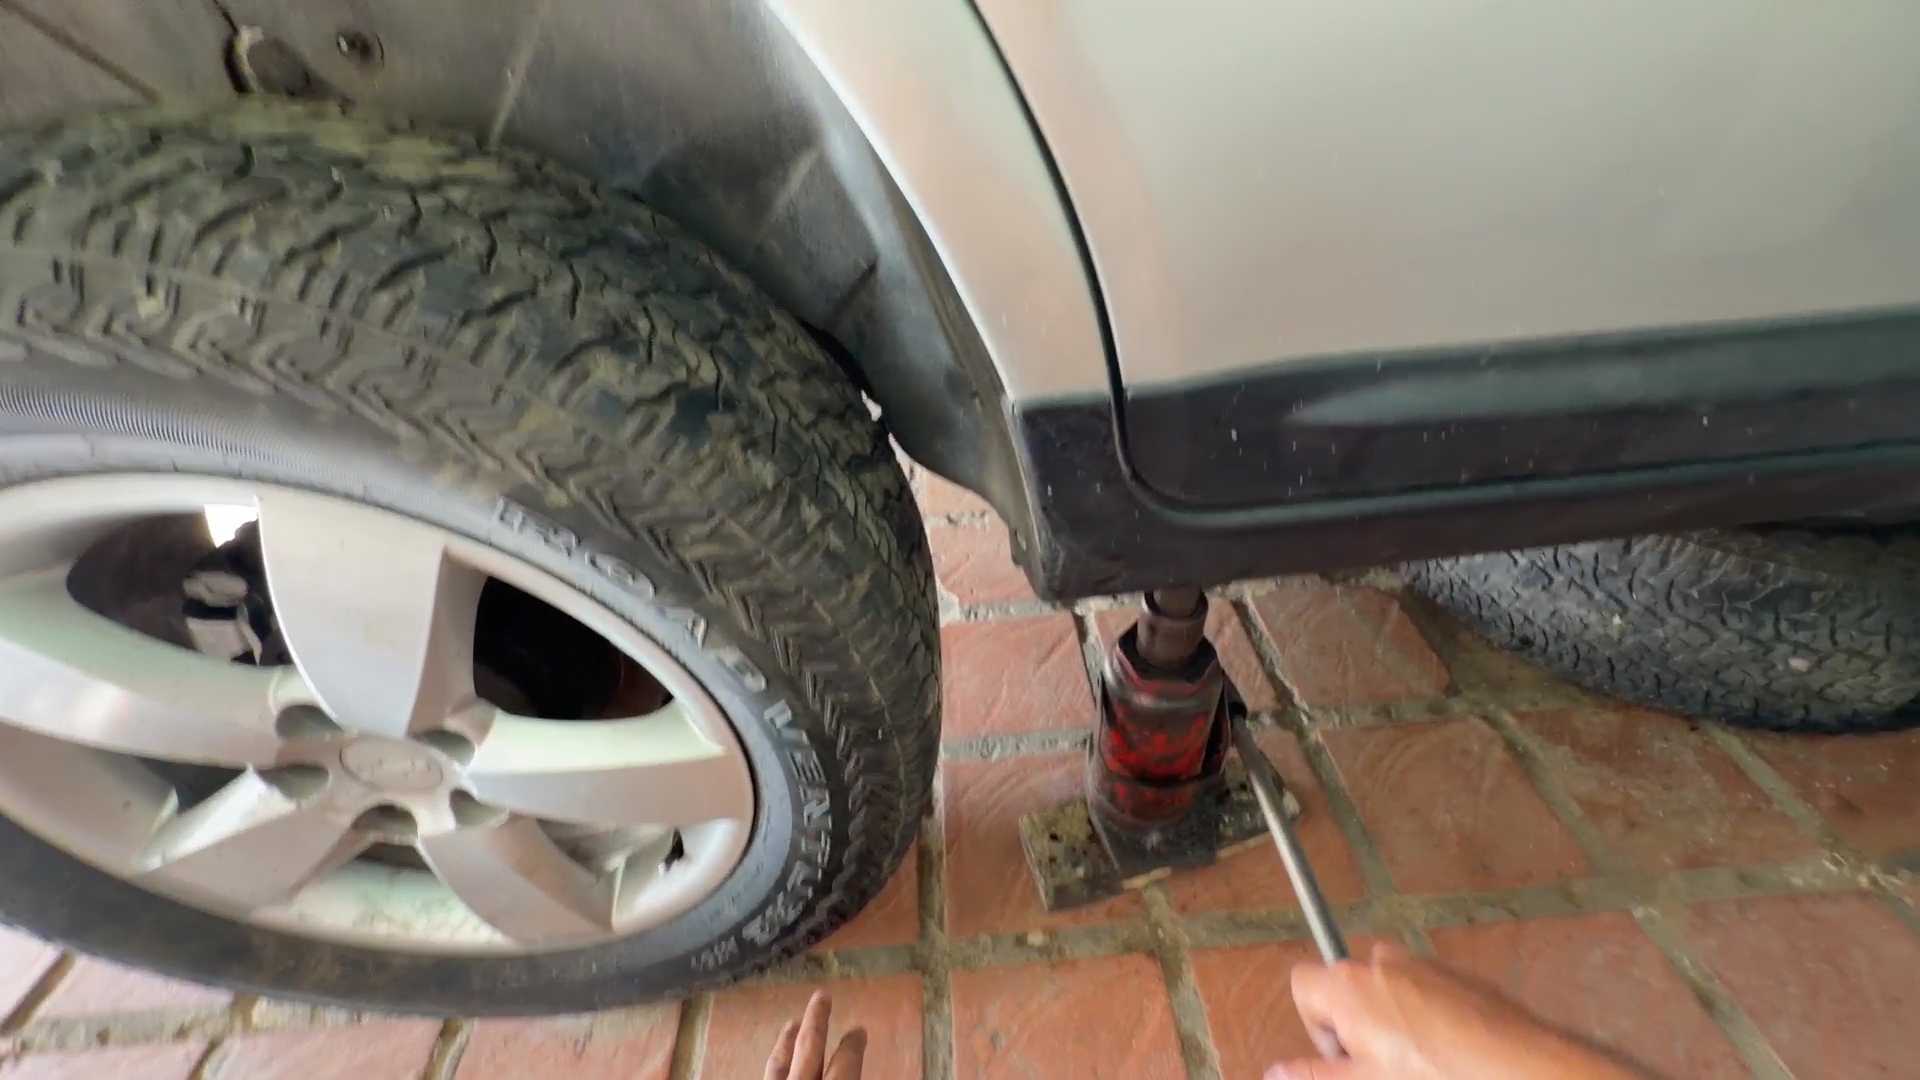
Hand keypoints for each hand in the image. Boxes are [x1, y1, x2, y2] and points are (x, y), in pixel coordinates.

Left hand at [765, 989, 866, 1079]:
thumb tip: (859, 1067)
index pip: (846, 1063)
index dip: (853, 1046)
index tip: (859, 1029)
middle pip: (809, 1046)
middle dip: (817, 1019)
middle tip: (822, 994)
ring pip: (779, 1062)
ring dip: (786, 1040)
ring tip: (792, 1022)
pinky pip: (767, 1076)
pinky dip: (775, 1063)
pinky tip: (775, 1062)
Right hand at [1267, 943, 1646, 1079]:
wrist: (1529, 1075)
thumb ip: (1315, 1077)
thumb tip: (1272, 1073)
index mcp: (1347, 985)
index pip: (1302, 985)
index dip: (1318, 1027)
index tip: (1348, 1062)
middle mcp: (1378, 962)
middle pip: (1348, 986)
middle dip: (1361, 1027)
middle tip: (1391, 1070)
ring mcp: (1424, 966)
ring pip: (1391, 989)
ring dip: (1397, 1021)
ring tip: (1430, 1067)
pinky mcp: (1465, 979)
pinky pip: (1431, 993)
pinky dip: (1435, 1019)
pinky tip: (1461, 1059)